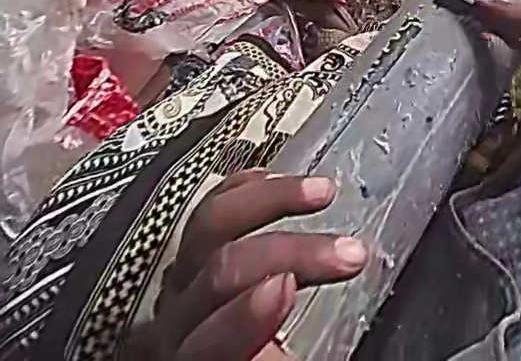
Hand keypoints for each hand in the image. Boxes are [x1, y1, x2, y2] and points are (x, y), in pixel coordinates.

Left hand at [143, 170, 368, 359]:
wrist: (211, 358)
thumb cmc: (243, 358)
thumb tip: (281, 350)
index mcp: (191, 359)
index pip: (210, 339)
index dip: (245, 314)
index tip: (286, 288)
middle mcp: (179, 316)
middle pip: (222, 272)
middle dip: (286, 253)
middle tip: (342, 251)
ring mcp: (182, 278)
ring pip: (215, 221)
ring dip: (274, 199)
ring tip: (323, 191)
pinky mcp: (191, 250)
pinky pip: (213, 203)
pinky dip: (246, 186)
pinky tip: (277, 178)